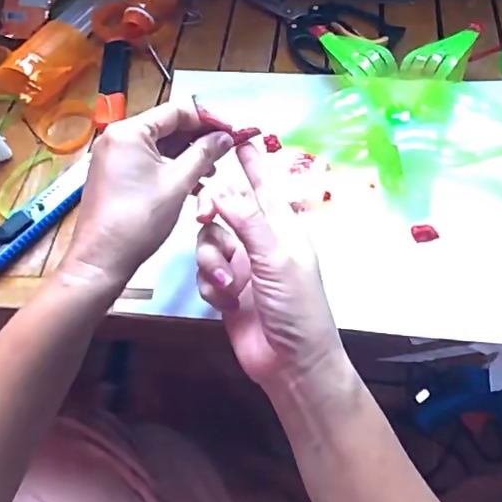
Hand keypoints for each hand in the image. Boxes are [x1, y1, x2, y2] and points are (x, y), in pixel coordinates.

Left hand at [61, 101, 234, 287]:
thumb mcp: (178, 183)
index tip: (231, 130)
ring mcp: (114, 157)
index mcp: (128, 132)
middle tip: (226, 150)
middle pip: (167, 127)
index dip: (208, 119)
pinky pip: (148, 161)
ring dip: (187, 155)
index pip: (177, 111)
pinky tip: (193, 183)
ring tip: (212, 170)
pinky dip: (171, 168)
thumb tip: (225, 136)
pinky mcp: (115, 175)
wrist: (102, 259)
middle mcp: (117, 138)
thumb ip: (204, 153)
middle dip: (198, 138)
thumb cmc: (137, 220)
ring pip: (159, 146)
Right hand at [194, 140, 346, 391]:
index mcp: (281, 226)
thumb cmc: (297, 307)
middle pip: (224, 210)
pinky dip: (210, 284)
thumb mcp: (275, 258)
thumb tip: (220, 188)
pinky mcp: (226, 288)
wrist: (290, 364)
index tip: (235, 137)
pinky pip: (204, 271)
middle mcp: (259, 240)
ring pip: (208, 242)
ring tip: (227, 283)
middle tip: (205, 218)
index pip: (262, 183)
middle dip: (212, 216)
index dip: (250, 161)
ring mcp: (241, 264)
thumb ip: (247, 220)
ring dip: (212, 261)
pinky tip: (224, 300)